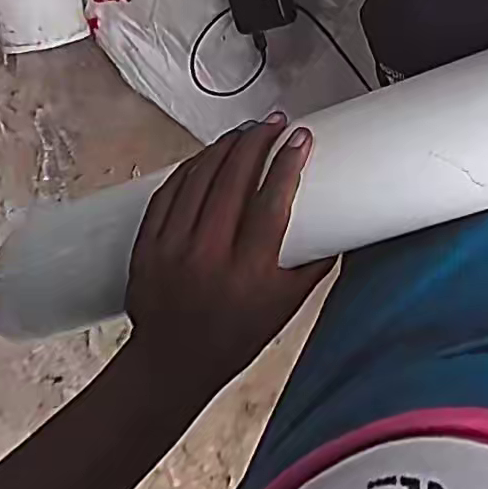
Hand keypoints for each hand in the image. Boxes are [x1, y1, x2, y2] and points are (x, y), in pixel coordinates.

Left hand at [125, 114, 331, 392]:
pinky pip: (169, 190)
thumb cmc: (232, 337)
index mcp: (248, 273)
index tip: (300, 139)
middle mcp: (208, 256)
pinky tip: (208, 155)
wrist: (171, 364)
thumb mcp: (284, 307)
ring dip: (225, 145)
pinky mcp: (147, 244)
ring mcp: (171, 248)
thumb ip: (314, 266)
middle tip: (273, 124)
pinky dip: (191, 166)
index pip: (271, 201)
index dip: (288, 162)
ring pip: (200, 176)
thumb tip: (340, 229)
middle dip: (257, 140)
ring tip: (245, 131)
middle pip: (233, 178)